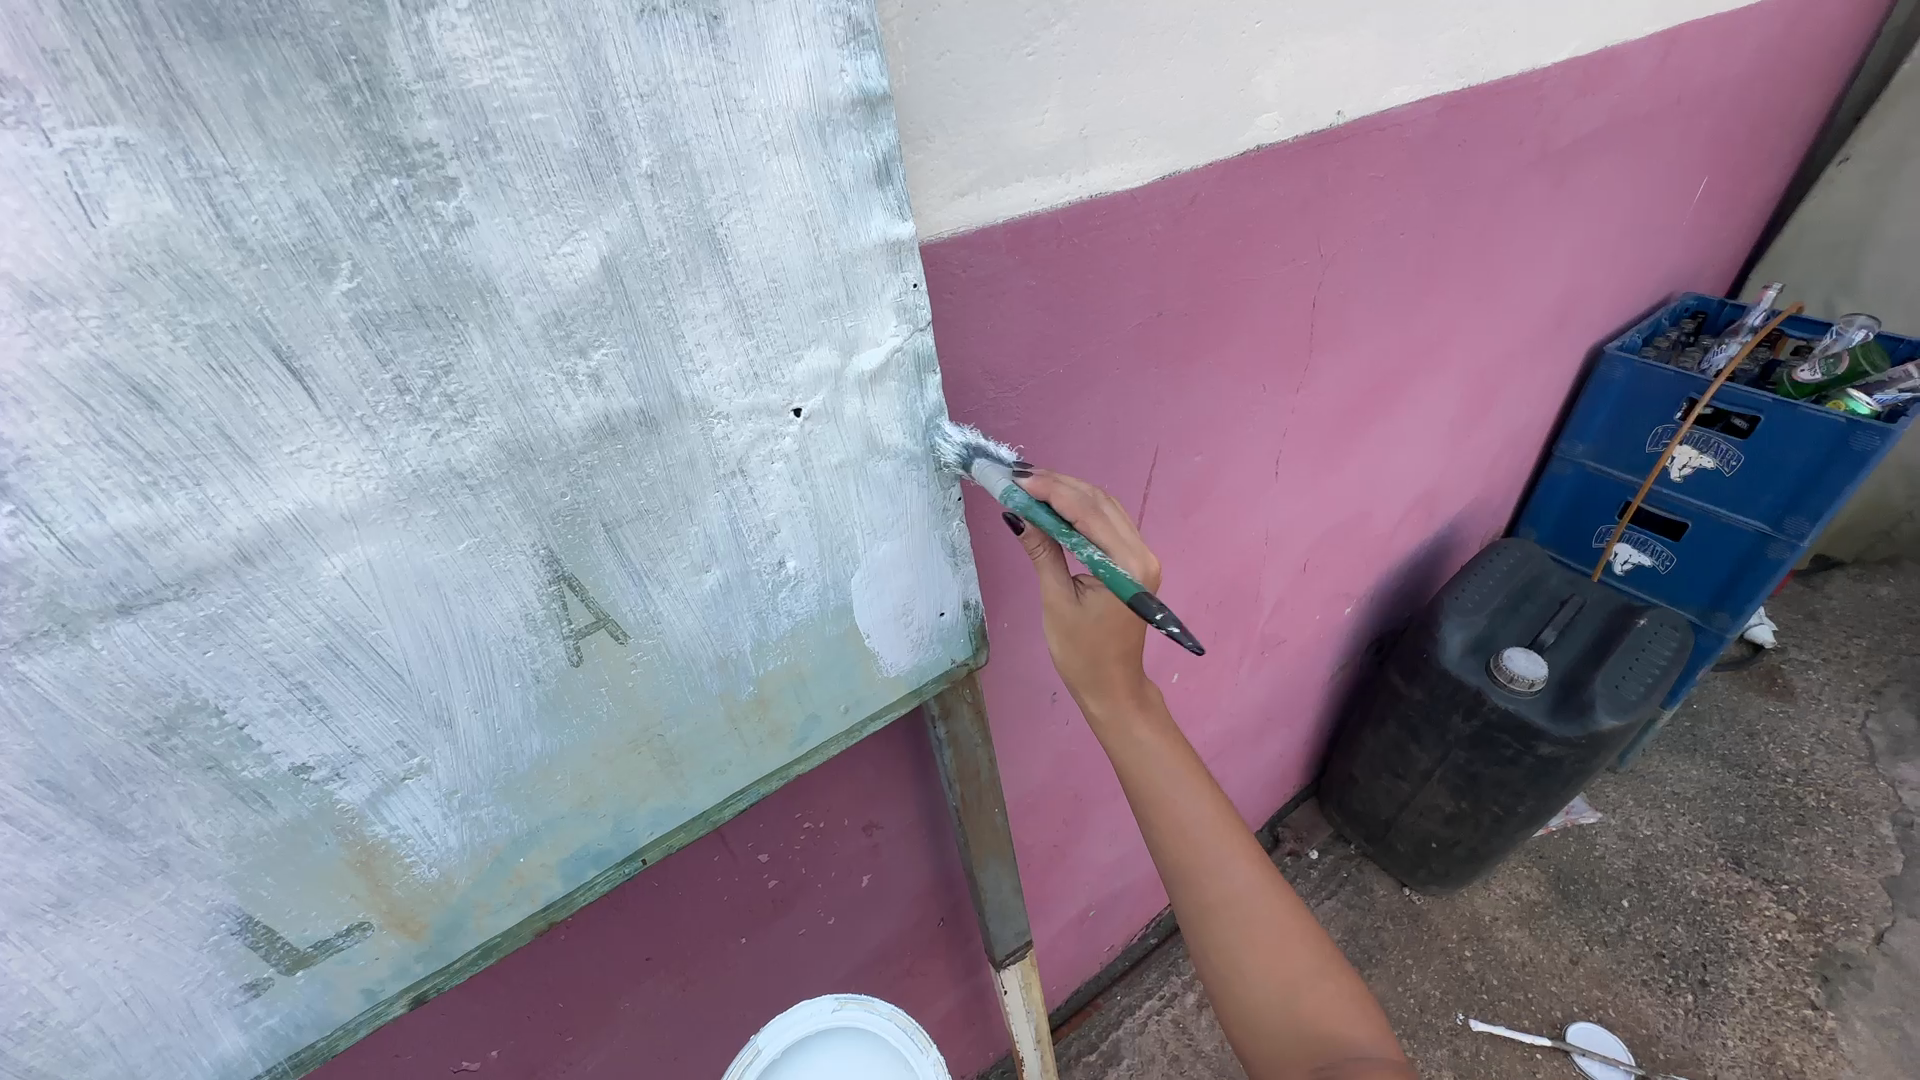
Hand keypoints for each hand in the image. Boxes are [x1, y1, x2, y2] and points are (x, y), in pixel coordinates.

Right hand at [1003, 468, 1163, 717]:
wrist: (1113, 687)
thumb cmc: (1083, 654)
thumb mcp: (1057, 601)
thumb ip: (1042, 552)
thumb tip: (1017, 515)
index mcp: (1126, 565)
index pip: (1087, 513)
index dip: (1051, 491)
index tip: (1017, 480)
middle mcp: (1141, 553)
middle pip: (1098, 503)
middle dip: (1057, 485)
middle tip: (1018, 477)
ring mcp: (1141, 555)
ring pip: (1104, 508)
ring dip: (1068, 493)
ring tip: (1030, 485)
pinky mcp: (1133, 560)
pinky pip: (1106, 522)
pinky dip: (1079, 509)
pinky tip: (1053, 504)